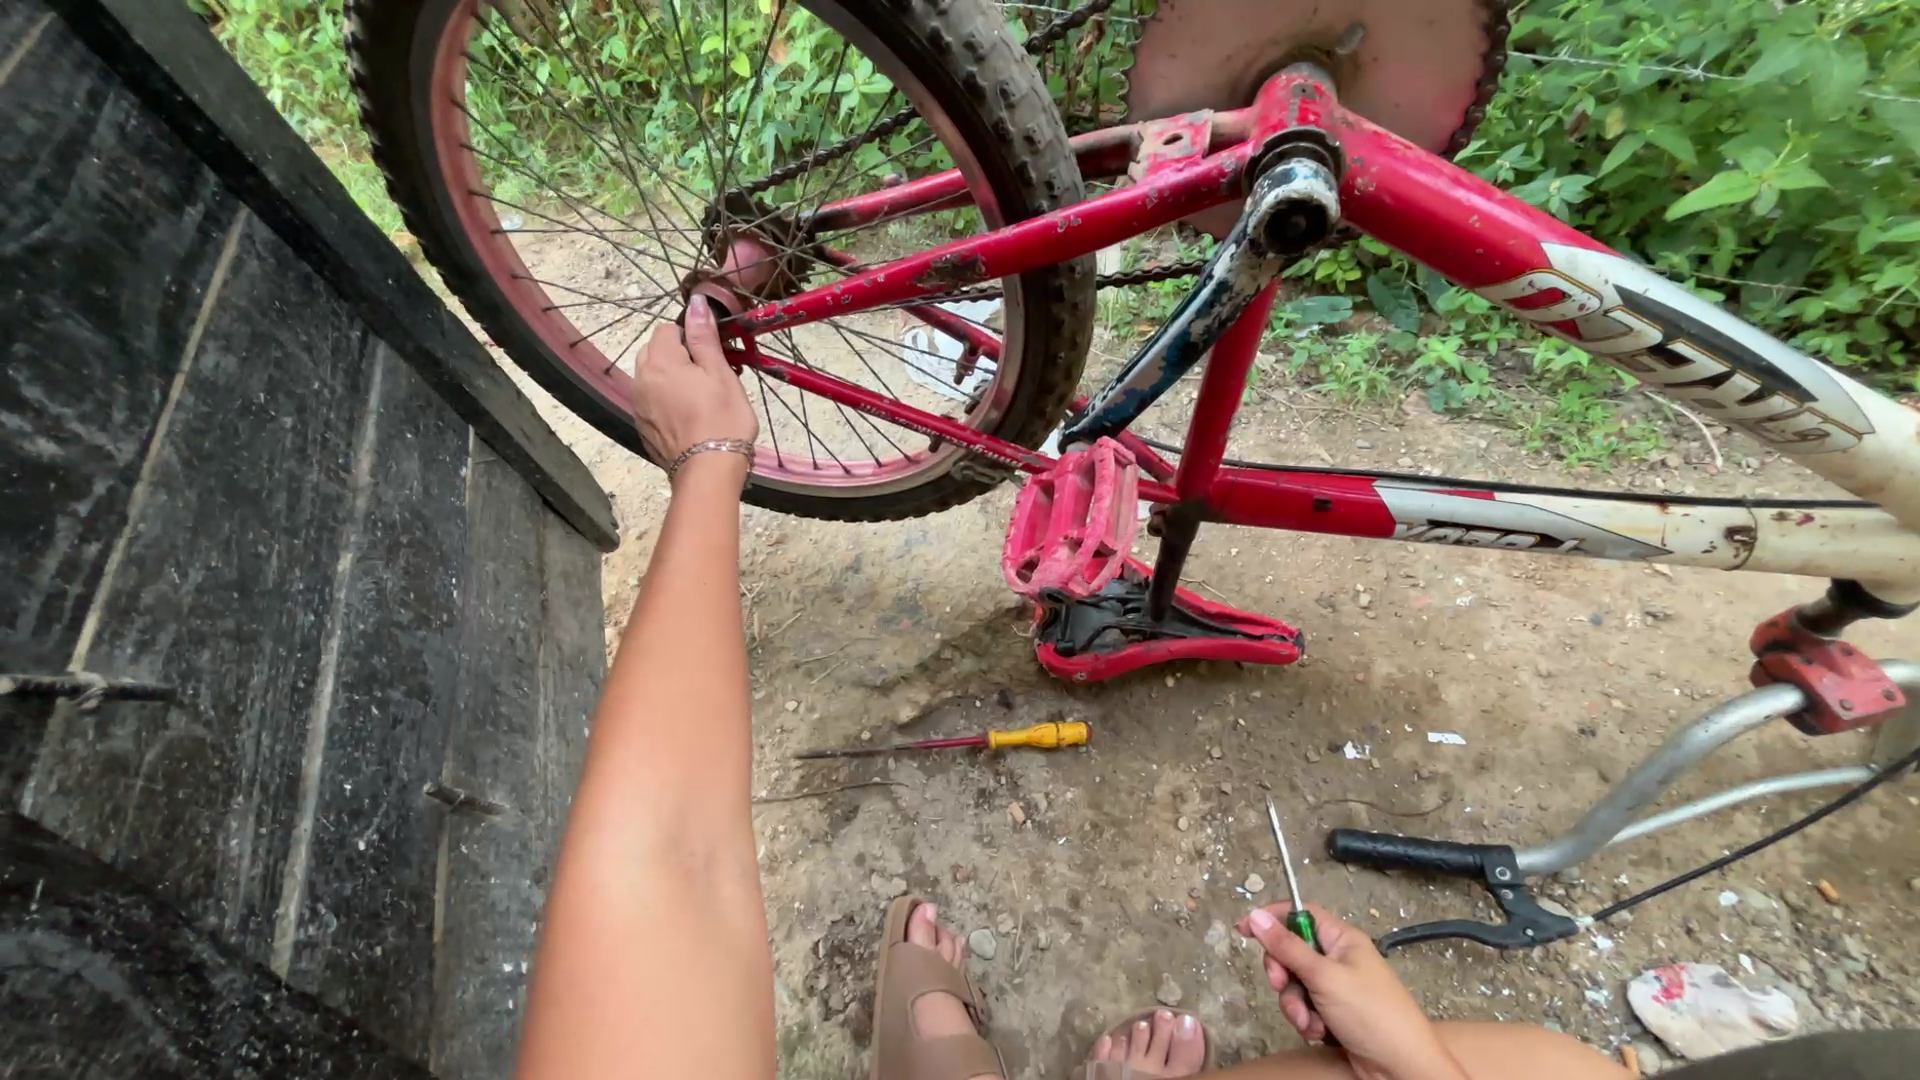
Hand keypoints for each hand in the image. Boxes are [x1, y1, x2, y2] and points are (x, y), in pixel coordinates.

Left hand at [631, 301, 757, 466]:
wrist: (708, 471)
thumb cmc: (723, 419)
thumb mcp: (721, 374)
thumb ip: (704, 338)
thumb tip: (695, 303)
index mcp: (661, 361)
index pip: (667, 329)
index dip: (690, 337)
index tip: (712, 355)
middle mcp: (641, 379)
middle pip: (654, 352)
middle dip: (677, 356)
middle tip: (708, 375)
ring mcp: (638, 405)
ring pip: (651, 377)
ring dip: (671, 379)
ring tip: (699, 398)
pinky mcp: (642, 427)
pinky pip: (651, 402)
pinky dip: (666, 402)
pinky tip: (688, 417)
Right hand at [1236, 904, 1464, 1079]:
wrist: (1406, 1073)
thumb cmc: (1371, 1015)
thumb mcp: (1324, 977)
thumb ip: (1286, 947)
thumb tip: (1254, 914)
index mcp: (1342, 939)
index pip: (1299, 913)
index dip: (1272, 918)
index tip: (1244, 930)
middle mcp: (1339, 958)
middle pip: (1292, 950)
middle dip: (1282, 972)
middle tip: (1279, 985)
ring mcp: (1338, 988)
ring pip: (1295, 982)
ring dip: (1294, 1002)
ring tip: (1308, 1022)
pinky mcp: (1336, 1014)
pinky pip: (1306, 1005)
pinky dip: (1306, 1019)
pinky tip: (1317, 1032)